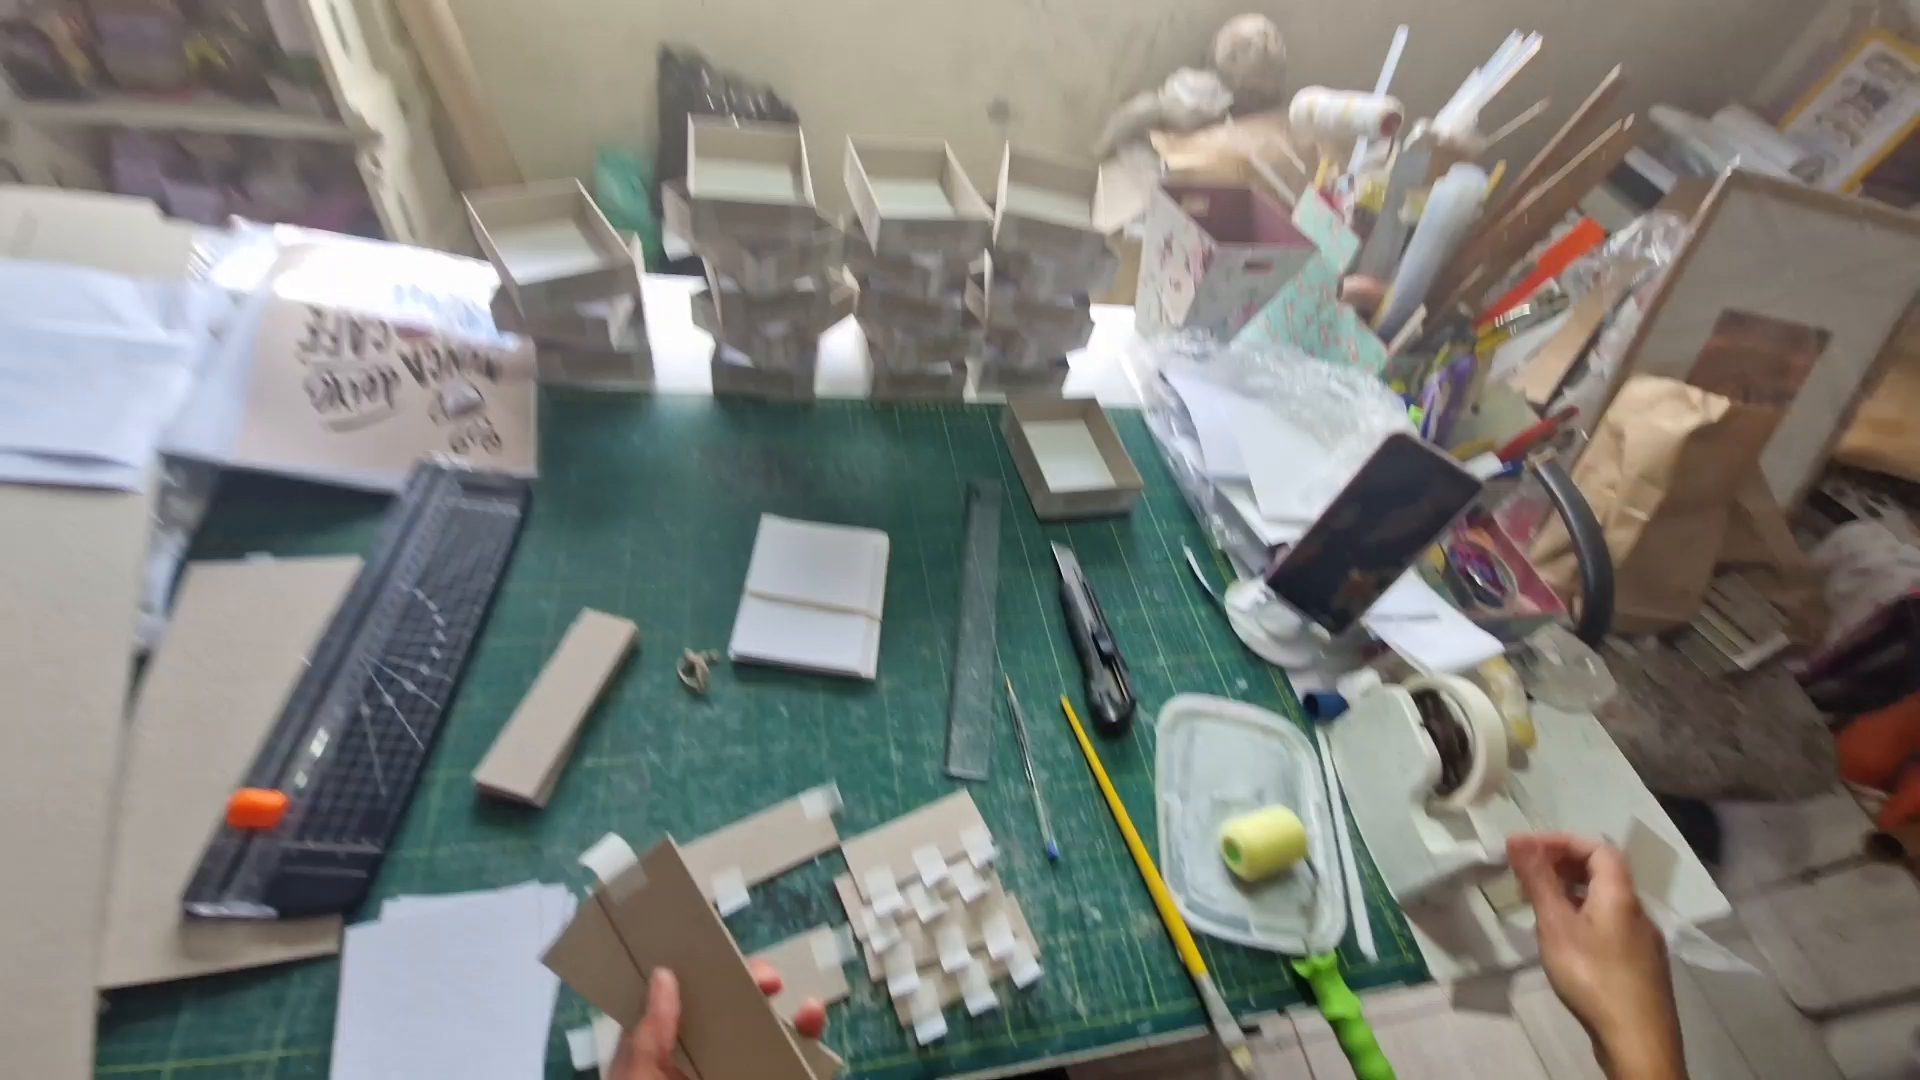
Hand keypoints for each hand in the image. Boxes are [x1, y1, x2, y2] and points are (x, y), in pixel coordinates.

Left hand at [606, 960, 827, 1079]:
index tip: (720, 959)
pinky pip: (795, 1071)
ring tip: (809, 1010)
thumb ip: (645, 1041)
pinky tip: (813, 1032)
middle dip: (754, 994)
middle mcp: (705, 1076)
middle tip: (769, 981)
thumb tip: (663, 975)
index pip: (683, 1016)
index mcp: (664, 1072)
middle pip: (733, 1024)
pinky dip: (810, 1054)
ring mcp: (744, 1079)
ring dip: (795, 1023)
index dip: (703, 981)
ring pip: (771, 1050)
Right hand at [1508, 832, 1684, 1079]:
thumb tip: (1517, 838)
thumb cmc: (1592, 975)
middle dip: (1560, 861)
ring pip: (1603, 897)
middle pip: (1602, 871)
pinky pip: (1607, 918)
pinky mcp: (1640, 962)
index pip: (1598, 848)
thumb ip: (1537, 879)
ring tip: (1534, 899)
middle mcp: (1638, 912)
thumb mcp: (1555, 924)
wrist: (1638, 1043)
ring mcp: (1642, 939)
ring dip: (1567, 887)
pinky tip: (1560, 931)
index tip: (1525, 847)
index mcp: (1621, 898)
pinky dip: (1580, 910)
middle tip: (1523, 870)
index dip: (1561, 839)